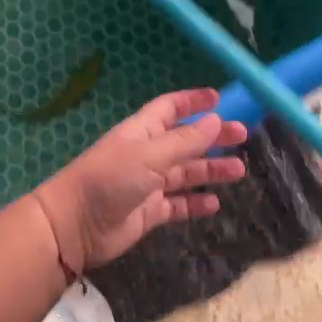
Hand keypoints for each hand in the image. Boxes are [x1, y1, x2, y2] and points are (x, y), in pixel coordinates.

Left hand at [30, 88, 249, 269]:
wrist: (78, 223)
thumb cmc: (110, 179)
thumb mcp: (150, 156)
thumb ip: (184, 142)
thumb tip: (215, 120)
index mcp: (141, 131)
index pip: (170, 109)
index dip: (192, 102)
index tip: (218, 98)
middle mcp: (146, 153)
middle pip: (184, 140)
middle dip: (211, 137)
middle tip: (243, 136)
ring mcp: (147, 183)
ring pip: (185, 172)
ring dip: (210, 170)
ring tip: (240, 170)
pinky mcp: (149, 211)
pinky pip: (178, 204)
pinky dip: (196, 203)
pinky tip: (215, 204)